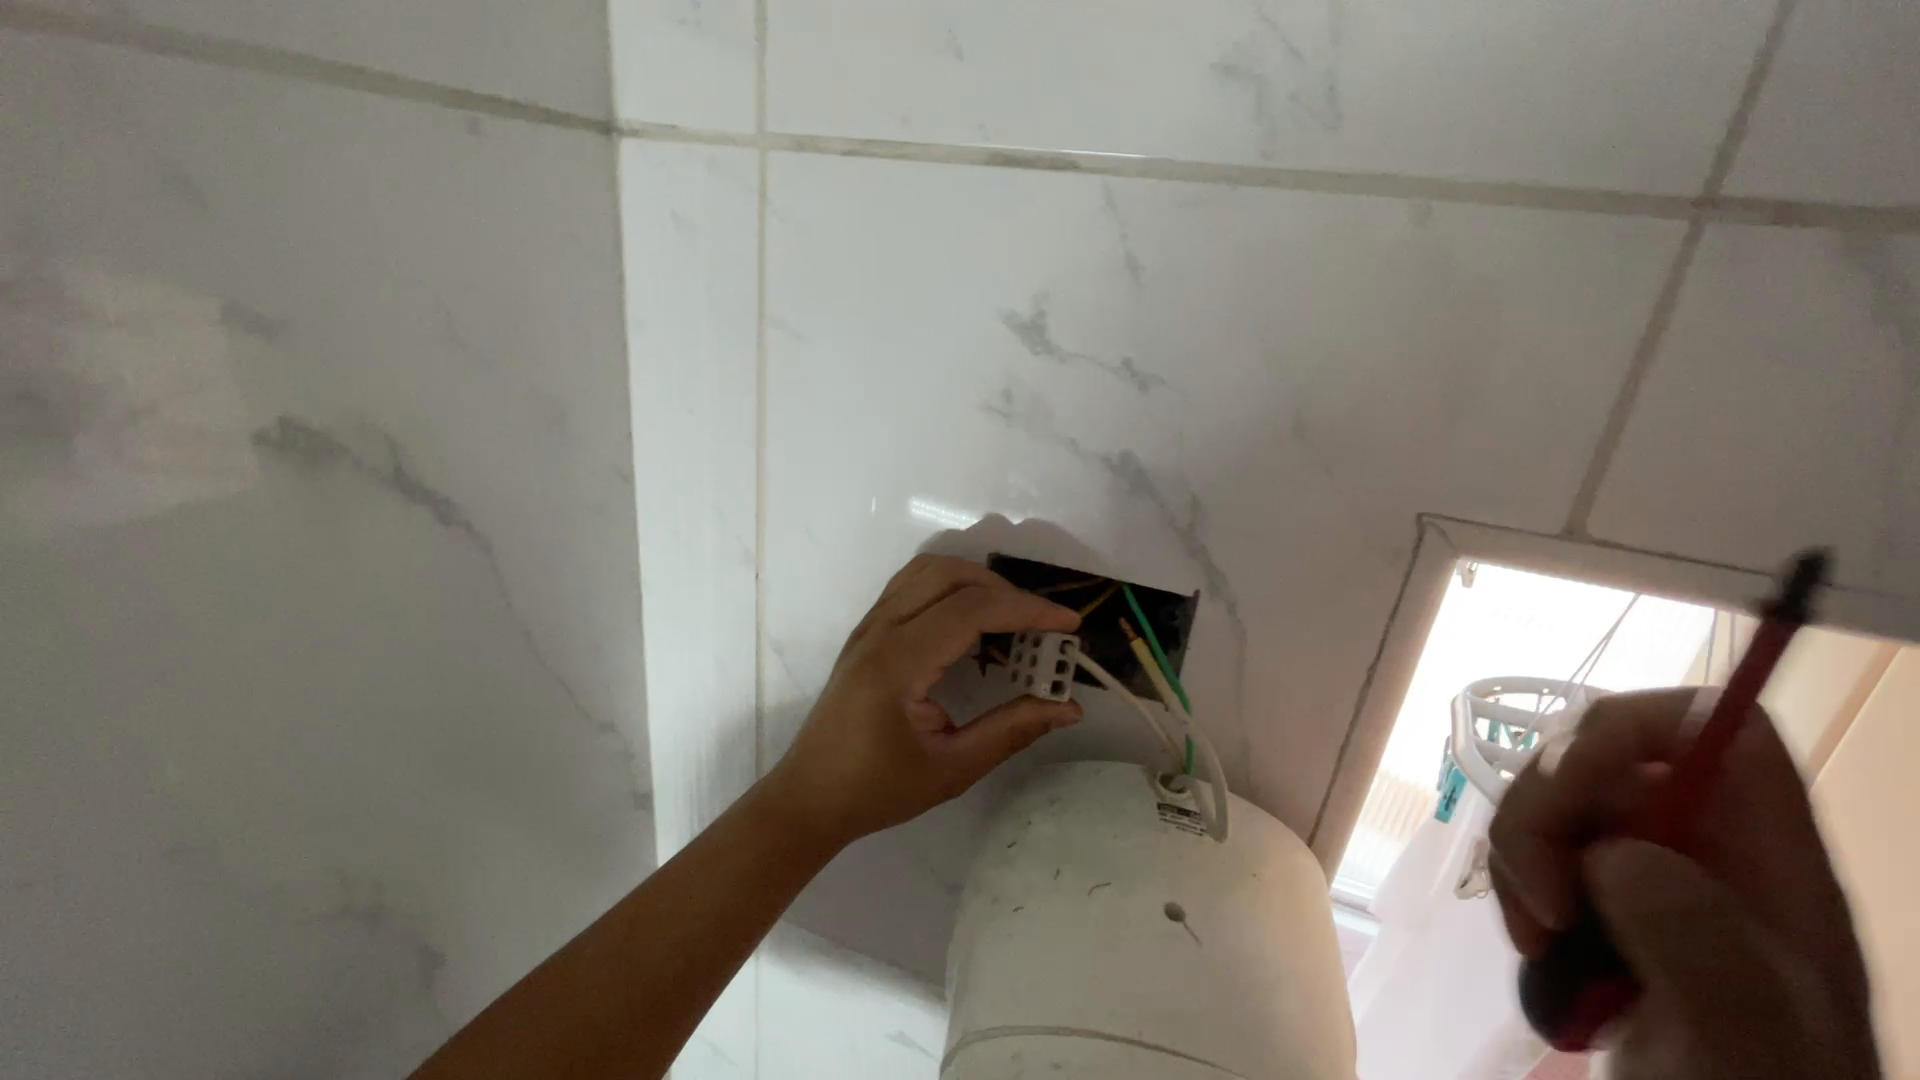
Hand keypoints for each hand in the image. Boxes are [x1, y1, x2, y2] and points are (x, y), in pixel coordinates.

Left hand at [763, 555, 1083, 849]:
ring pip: (927, 571)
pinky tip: (972, 624)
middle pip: (950, 575)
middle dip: (1005, 591)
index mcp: (897, 663)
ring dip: (976, 582)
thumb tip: (1068, 707)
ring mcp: (868, 626)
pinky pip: (911, 585)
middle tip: (1041, 628)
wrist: (809, 797)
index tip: (1070, 625)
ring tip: (1010, 620)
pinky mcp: (867, 632)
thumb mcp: (952, 769)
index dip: (1026, 610)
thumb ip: (1011, 731)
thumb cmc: (877, 789)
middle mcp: (880, 631)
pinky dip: (950, 588)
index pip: (971, 610)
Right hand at [1489, 688, 1879, 1078]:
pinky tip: (1534, 943)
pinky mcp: (1592, 888)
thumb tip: (1615, 856)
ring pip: (1548, 798)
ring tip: (1536, 940)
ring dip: (1515, 855)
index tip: (1568, 791)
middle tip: (1539, 905)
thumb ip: (1703, 950)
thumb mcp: (1747, 1042)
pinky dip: (1509, 881)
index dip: (1627, 726)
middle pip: (1596, 754)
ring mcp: (1642, 862)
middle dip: (1542, 815)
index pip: (1705, 726)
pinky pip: (1527, 843)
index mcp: (1767, 853)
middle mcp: (1701, 839)